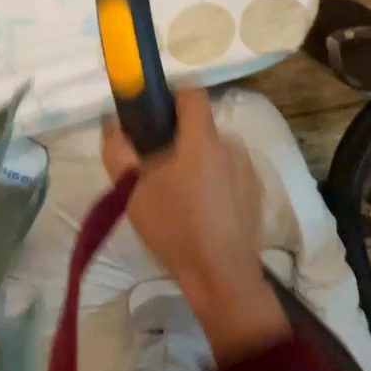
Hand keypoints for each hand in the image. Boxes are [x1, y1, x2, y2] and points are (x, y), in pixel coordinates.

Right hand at [101, 88, 288, 362]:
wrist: (222, 277)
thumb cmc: (174, 228)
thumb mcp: (132, 191)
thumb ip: (118, 151)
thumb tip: (113, 124)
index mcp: (201, 140)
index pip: (191, 93)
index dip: (170, 95)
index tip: (151, 112)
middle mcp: (230, 146)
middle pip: (199, 127)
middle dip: (177, 138)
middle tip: (155, 166)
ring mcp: (248, 169)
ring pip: (214, 151)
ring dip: (196, 161)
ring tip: (178, 194)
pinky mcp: (257, 192)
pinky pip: (229, 172)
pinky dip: (214, 180)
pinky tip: (201, 210)